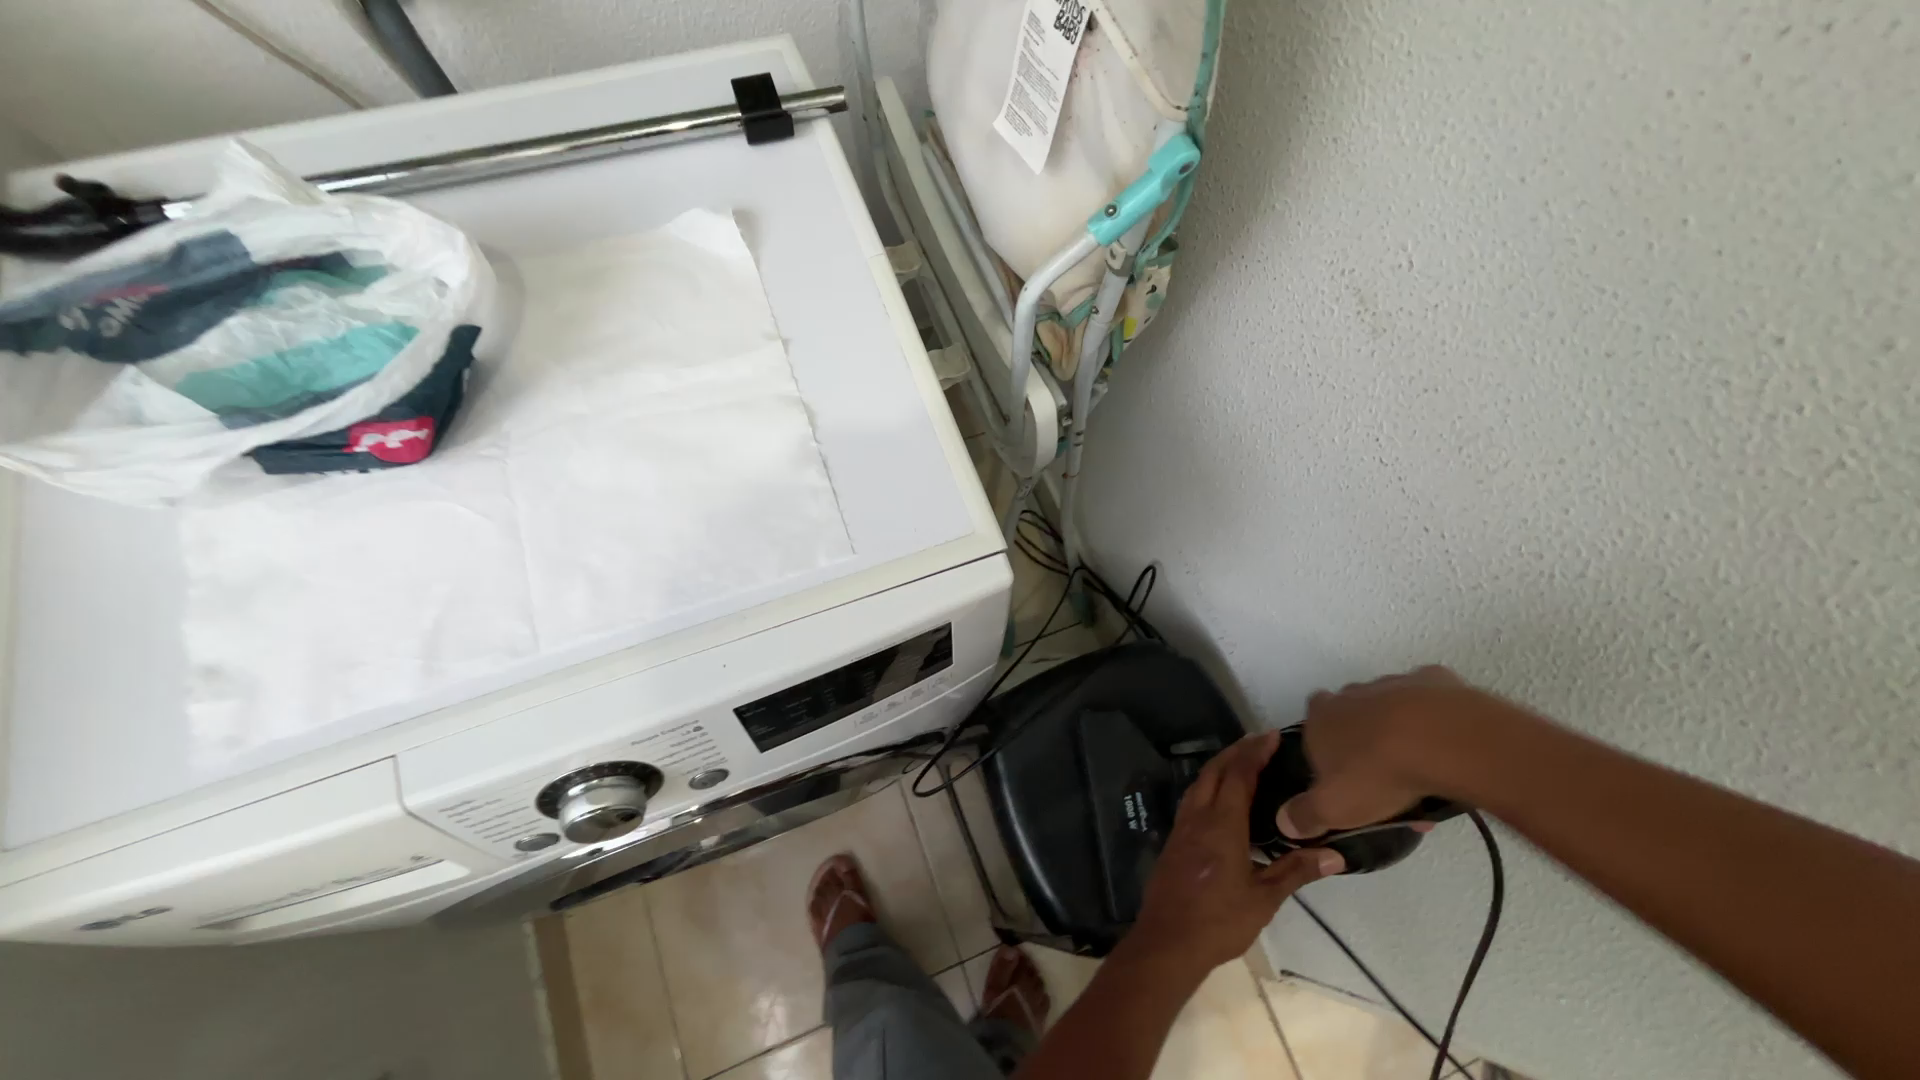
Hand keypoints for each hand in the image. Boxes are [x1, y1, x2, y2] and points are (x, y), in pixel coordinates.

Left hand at [1129, 731, 1344, 974]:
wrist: (1167, 941)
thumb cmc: (1218, 921)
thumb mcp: (1263, 899)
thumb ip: (1295, 871)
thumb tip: (1335, 854)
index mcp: (1221, 825)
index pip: (1238, 776)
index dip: (1255, 753)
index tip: (1273, 736)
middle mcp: (1198, 818)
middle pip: (1214, 771)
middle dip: (1236, 752)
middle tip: (1260, 742)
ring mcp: (1182, 828)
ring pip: (1199, 783)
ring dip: (1219, 767)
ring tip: (1243, 762)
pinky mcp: (1174, 841)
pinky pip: (1192, 800)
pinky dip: (1209, 786)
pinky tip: (1221, 799)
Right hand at [1276, 665, 1507, 838]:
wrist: (1440, 740)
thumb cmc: (1376, 773)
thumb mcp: (1332, 808)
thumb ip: (1303, 815)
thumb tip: (1285, 822)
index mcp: (1319, 718)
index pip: (1312, 732)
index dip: (1326, 755)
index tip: (1345, 781)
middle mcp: (1349, 694)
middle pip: (1351, 718)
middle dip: (1363, 742)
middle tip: (1384, 780)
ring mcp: (1391, 683)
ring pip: (1390, 710)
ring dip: (1399, 732)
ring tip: (1422, 771)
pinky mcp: (1432, 680)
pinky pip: (1428, 700)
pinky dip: (1433, 718)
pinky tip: (1446, 745)